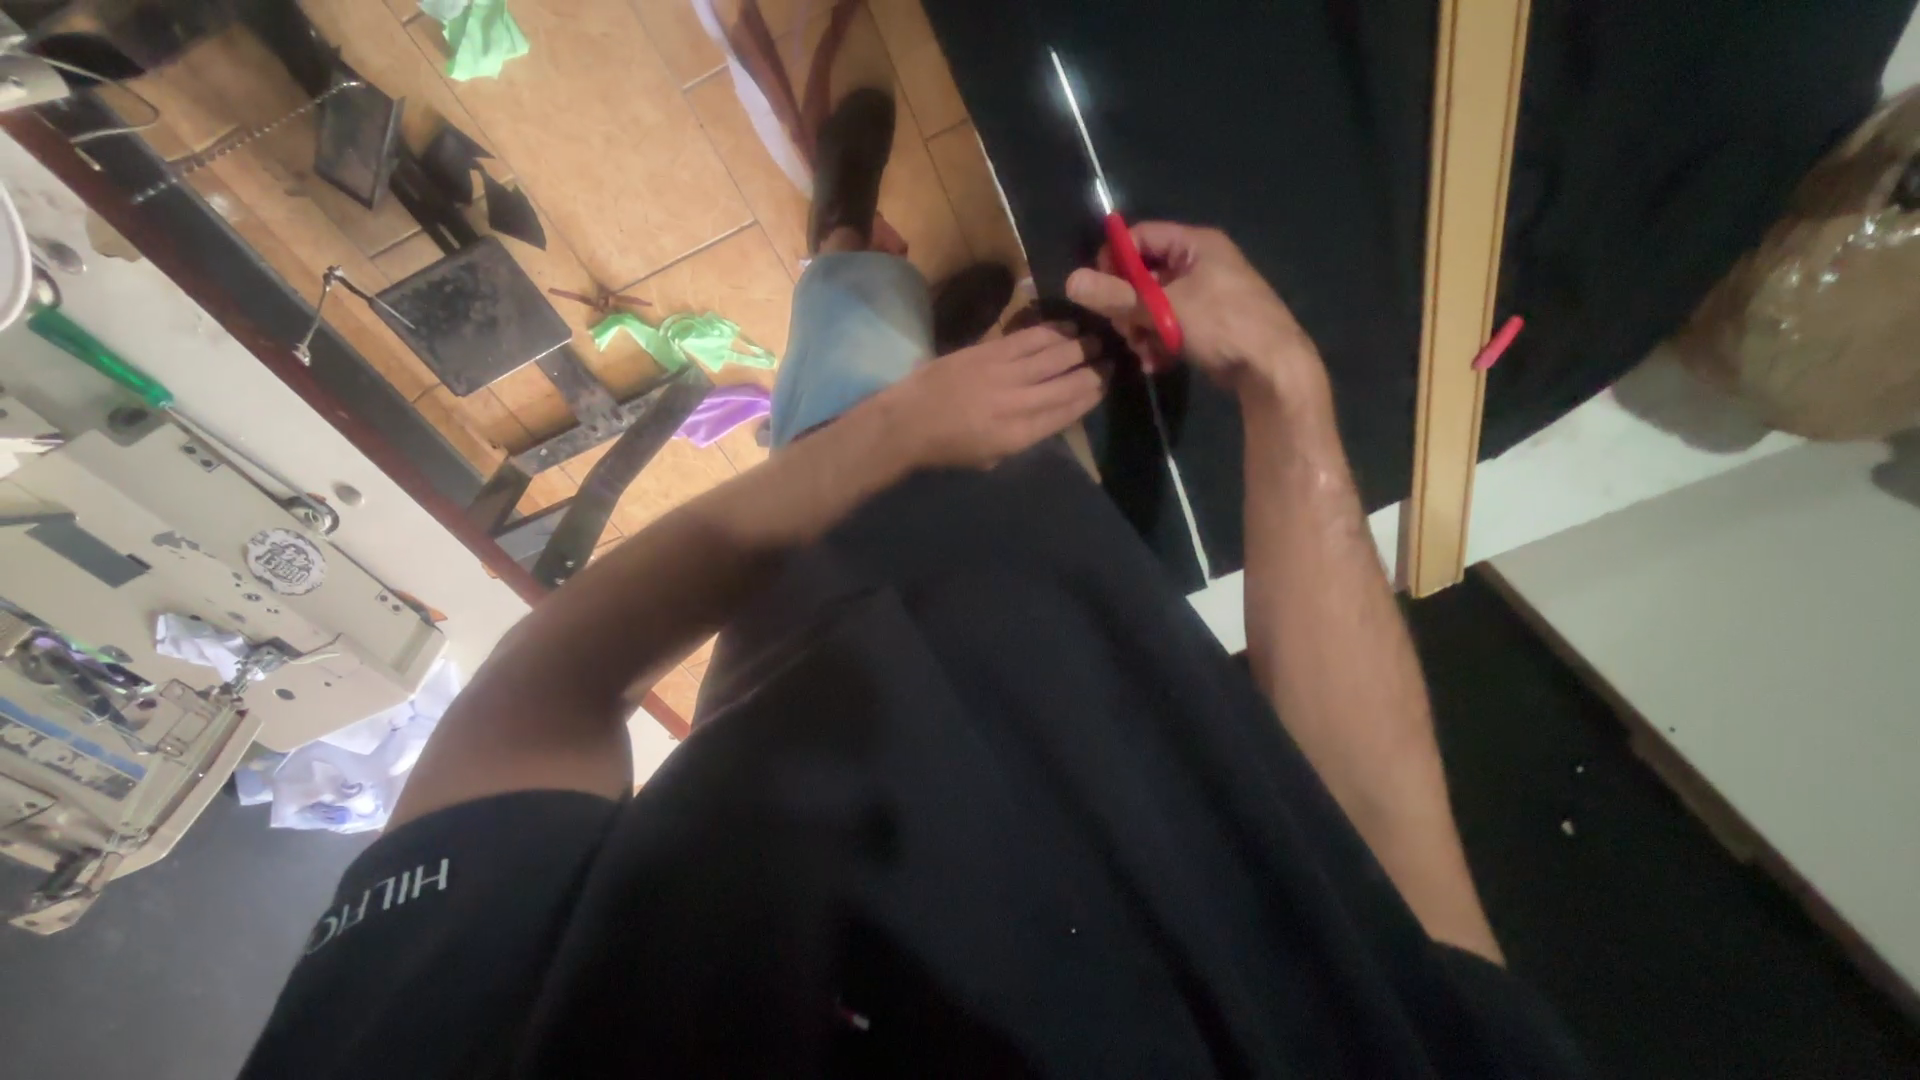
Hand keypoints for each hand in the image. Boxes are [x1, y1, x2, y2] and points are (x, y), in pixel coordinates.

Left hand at [868, 323, 1104, 469]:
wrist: (908, 422)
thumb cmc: (947, 448)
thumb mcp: (992, 456)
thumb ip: (1024, 435)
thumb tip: (1048, 414)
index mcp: (1020, 435)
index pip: (1067, 412)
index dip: (1091, 395)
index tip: (1106, 383)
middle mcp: (1018, 403)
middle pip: (1066, 382)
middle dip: (1092, 369)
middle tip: (1110, 357)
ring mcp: (1003, 374)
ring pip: (1053, 355)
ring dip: (1077, 345)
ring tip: (1094, 338)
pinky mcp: (988, 352)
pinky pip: (1029, 338)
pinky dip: (1051, 331)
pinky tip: (1066, 326)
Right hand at [1067, 223, 1324, 399]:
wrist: (1272, 368)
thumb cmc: (1223, 326)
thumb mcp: (1165, 310)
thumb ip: (1117, 296)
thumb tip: (1071, 281)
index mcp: (1196, 245)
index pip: (1141, 236)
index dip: (1115, 259)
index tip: (1098, 289)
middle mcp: (1200, 263)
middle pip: (1144, 274)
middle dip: (1127, 305)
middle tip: (1122, 328)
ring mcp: (1205, 295)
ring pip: (1154, 306)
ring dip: (1140, 330)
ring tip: (1142, 351)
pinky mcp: (1207, 324)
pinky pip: (1170, 326)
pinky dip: (1159, 343)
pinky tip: (1156, 363)